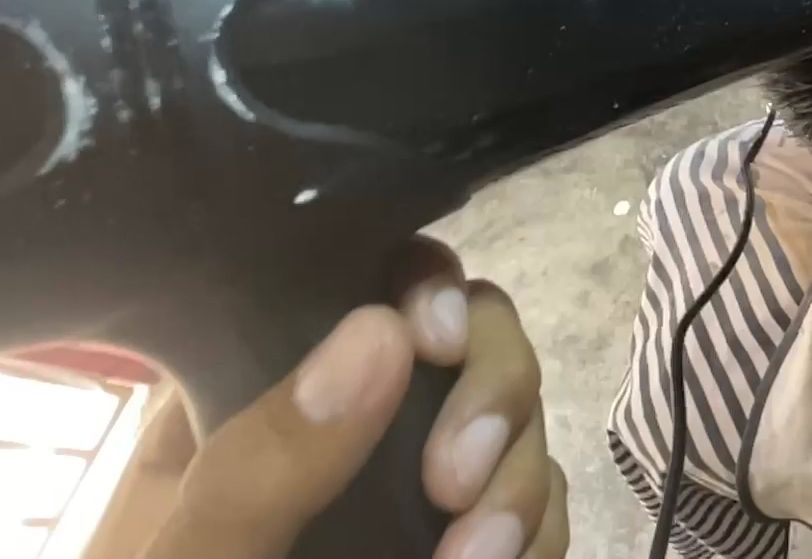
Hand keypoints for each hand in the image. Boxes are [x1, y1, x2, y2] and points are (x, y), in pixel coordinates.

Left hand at [144, 238, 569, 558]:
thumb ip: (260, 467)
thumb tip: (382, 331)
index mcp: (268, 400)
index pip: (366, 283)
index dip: (426, 283)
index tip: (438, 336)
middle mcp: (367, 419)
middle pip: (478, 330)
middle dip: (494, 387)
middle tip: (459, 478)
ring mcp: (432, 475)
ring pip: (525, 409)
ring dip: (522, 475)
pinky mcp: (485, 528)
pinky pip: (550, 489)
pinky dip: (542, 526)